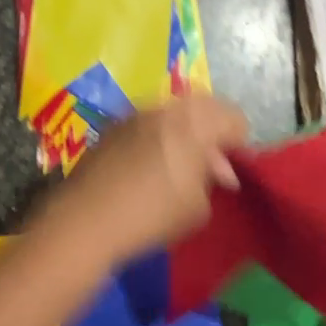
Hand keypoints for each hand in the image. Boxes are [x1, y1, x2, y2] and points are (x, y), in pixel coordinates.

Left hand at [31, 96, 248, 265]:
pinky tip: (151, 165)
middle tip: (212, 165)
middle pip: (203, 106)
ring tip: (181, 165)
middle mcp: (166, 106)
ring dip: (185, 131)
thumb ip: (213, 180)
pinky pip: (148, 121)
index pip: (234, 117)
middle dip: (212, 131)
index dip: (239, 143)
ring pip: (173, 111)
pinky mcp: (113, 124)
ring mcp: (136, 111)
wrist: (85, 219)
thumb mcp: (197, 207)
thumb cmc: (151, 214)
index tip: (234, 168)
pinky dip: (158, 135)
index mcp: (195, 122)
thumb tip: (216, 169)